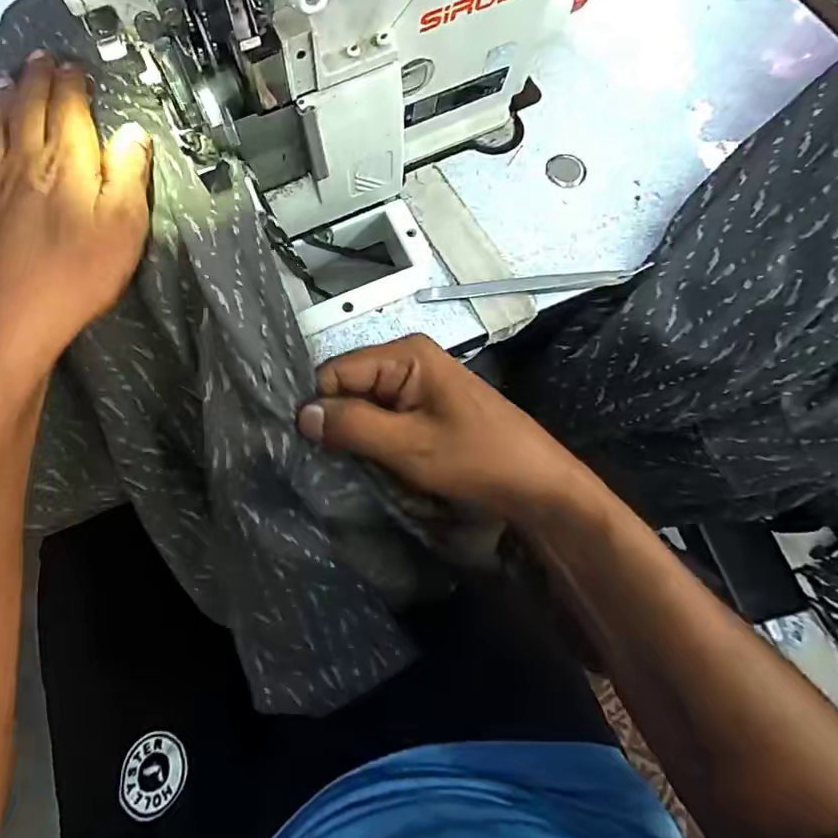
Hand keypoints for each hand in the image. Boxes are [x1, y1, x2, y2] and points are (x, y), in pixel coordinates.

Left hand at [0, 50, 152, 380]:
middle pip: (27, 111)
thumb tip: (133, 132)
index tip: (75, 63)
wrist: (10, 319)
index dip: (71, 82)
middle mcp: (23, 165)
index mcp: (65, 163)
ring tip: (3, 83)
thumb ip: (128, 175)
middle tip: (39, 58)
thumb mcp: (125, 226)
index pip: (67, 108)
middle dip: (35, 80)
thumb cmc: (79, 273)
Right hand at [297, 334, 602, 521]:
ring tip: (365, 468)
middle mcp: (409, 360)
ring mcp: (420, 385)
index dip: (322, 409)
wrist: (536, 484)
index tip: (313, 449)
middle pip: (349, 388)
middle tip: (340, 464)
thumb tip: (301, 413)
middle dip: (341, 426)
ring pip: (365, 409)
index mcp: (406, 354)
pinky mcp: (426, 409)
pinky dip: (380, 444)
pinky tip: (385, 466)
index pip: (335, 372)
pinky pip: (386, 421)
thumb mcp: (410, 446)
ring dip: (361, 440)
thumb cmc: (479, 459)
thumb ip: (353, 426)